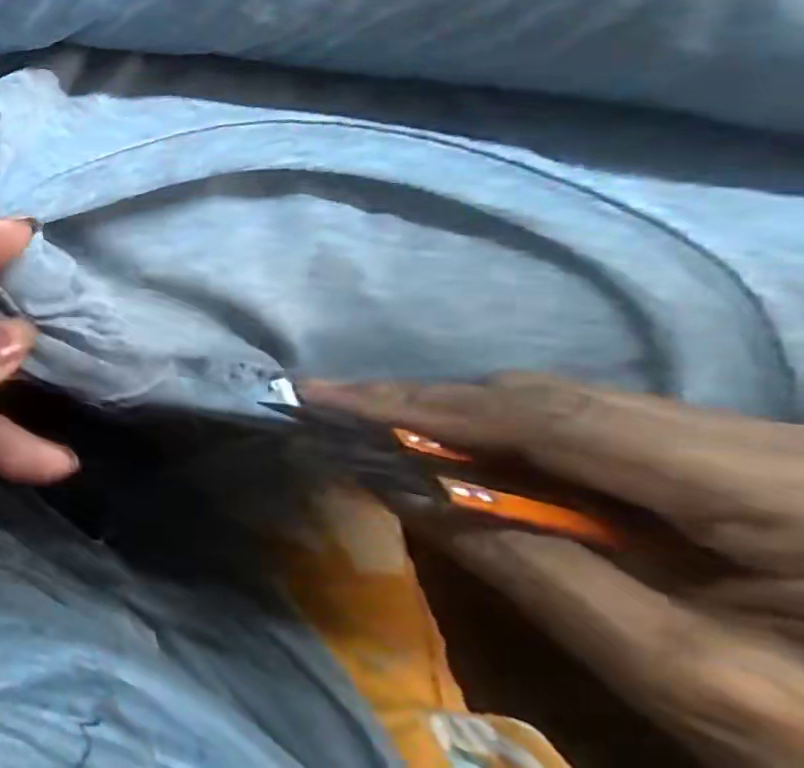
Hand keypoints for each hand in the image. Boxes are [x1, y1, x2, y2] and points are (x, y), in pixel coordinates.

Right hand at [306, 374, 803, 766]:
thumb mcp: (696, 682)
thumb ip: (537, 571)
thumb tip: (401, 486)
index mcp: (774, 485)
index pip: (549, 417)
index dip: (422, 402)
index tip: (320, 396)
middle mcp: (772, 439)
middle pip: (560, 399)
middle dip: (438, 407)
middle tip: (340, 417)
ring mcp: (772, 449)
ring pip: (582, 411)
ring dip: (476, 424)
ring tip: (391, 438)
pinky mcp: (762, 470)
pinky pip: (612, 437)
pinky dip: (526, 445)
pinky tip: (483, 466)